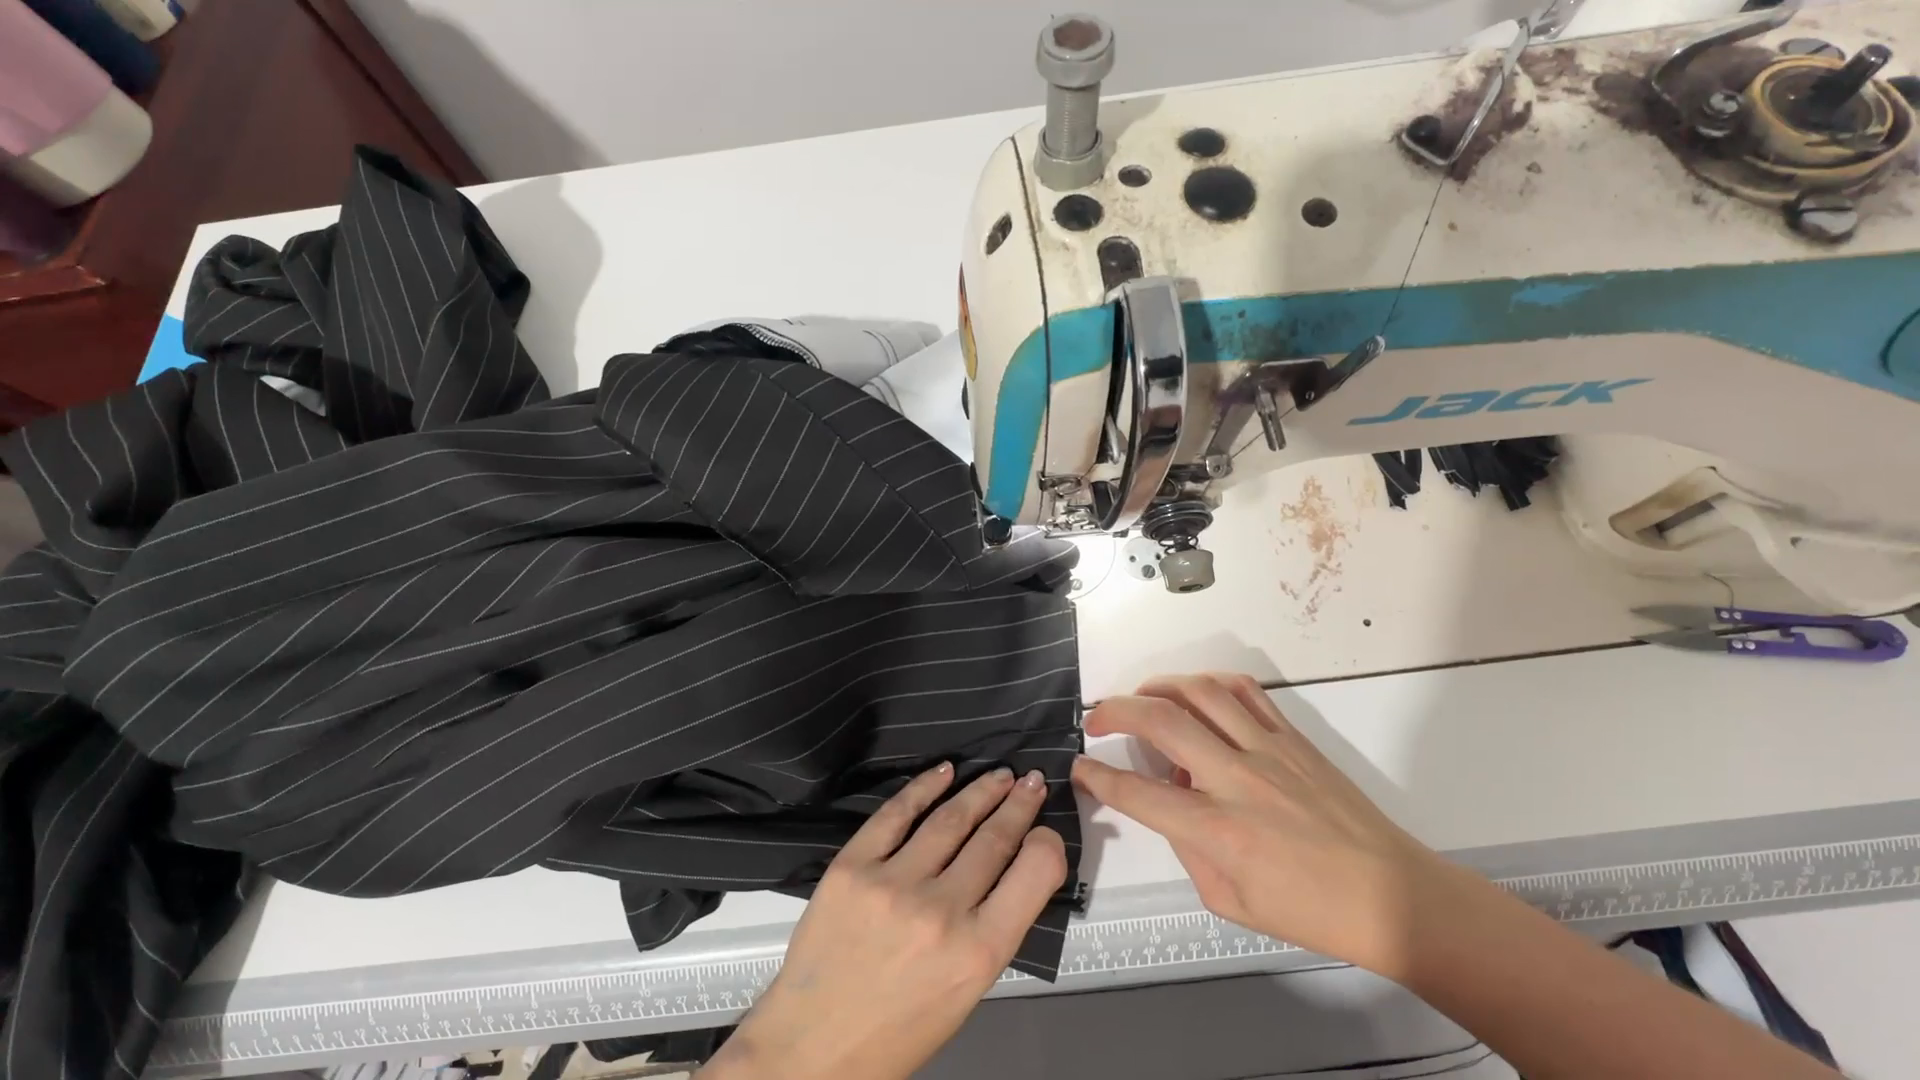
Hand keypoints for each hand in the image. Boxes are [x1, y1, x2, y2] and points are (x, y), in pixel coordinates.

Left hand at [702, 763, 1066, 1079]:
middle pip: (994, 839)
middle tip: (1032, 782)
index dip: (1048, 843)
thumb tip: (1010, 873)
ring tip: (999, 776)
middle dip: (1019, 805)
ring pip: (950, 819)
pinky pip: (895, 814)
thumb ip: (990, 932)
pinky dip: (924, 787)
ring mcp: (892, 884)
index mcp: (978, 952)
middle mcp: (940, 911)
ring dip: (981, 791)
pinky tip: (945, 772)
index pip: (1035, 872)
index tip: (1045, 830)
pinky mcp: (851, 867)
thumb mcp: (965, 994)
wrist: (811, 1048)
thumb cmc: (896, 1033)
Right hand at [1072, 674, 1458, 979]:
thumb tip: (1171, 809)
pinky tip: (1195, 694)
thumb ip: (1189, 850)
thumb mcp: (1230, 902)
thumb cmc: (1310, 912)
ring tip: (1140, 697)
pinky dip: (1211, 683)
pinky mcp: (1295, 738)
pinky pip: (1247, 692)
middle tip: (1096, 720)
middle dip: (1115, 711)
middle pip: (1162, 721)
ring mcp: (1269, 750)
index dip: (1098, 776)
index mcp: (1219, 830)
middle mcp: (1238, 779)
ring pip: (1202, 692)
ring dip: (1159, 686)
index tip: (1079, 767)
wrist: (1392, 896)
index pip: (1139, 792)